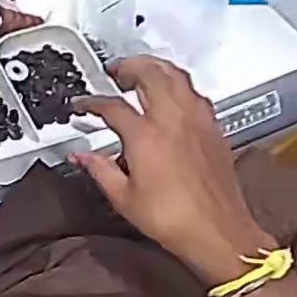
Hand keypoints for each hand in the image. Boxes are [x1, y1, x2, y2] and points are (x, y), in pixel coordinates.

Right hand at [69, 56, 275, 283]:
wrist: (214, 229)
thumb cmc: (173, 218)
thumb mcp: (123, 197)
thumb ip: (99, 170)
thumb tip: (82, 157)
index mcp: (145, 136)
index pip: (112, 106)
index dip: (92, 103)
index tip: (83, 106)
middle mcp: (174, 120)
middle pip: (151, 73)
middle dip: (129, 67)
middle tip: (115, 71)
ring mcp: (197, 120)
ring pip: (177, 76)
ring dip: (157, 68)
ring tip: (143, 71)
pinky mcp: (213, 128)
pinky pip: (194, 93)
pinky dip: (178, 85)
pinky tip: (173, 95)